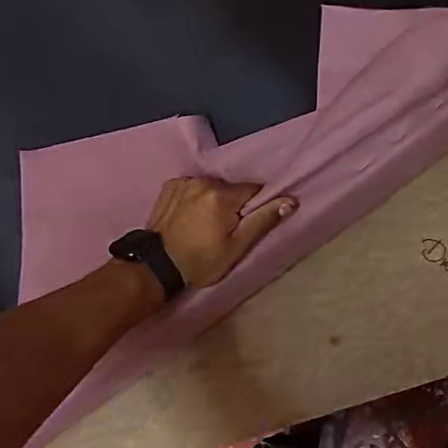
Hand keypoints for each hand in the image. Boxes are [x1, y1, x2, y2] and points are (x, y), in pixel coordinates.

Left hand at [146, 177, 296, 289]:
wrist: (157, 266)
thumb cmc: (201, 261)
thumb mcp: (237, 246)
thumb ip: (263, 220)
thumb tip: (290, 200)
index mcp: (222, 195)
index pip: (253, 190)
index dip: (252, 208)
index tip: (244, 225)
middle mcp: (203, 181)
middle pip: (231, 188)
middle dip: (233, 204)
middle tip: (223, 229)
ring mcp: (183, 181)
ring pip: (212, 187)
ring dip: (213, 200)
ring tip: (204, 224)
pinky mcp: (169, 186)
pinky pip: (192, 187)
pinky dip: (195, 197)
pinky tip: (189, 217)